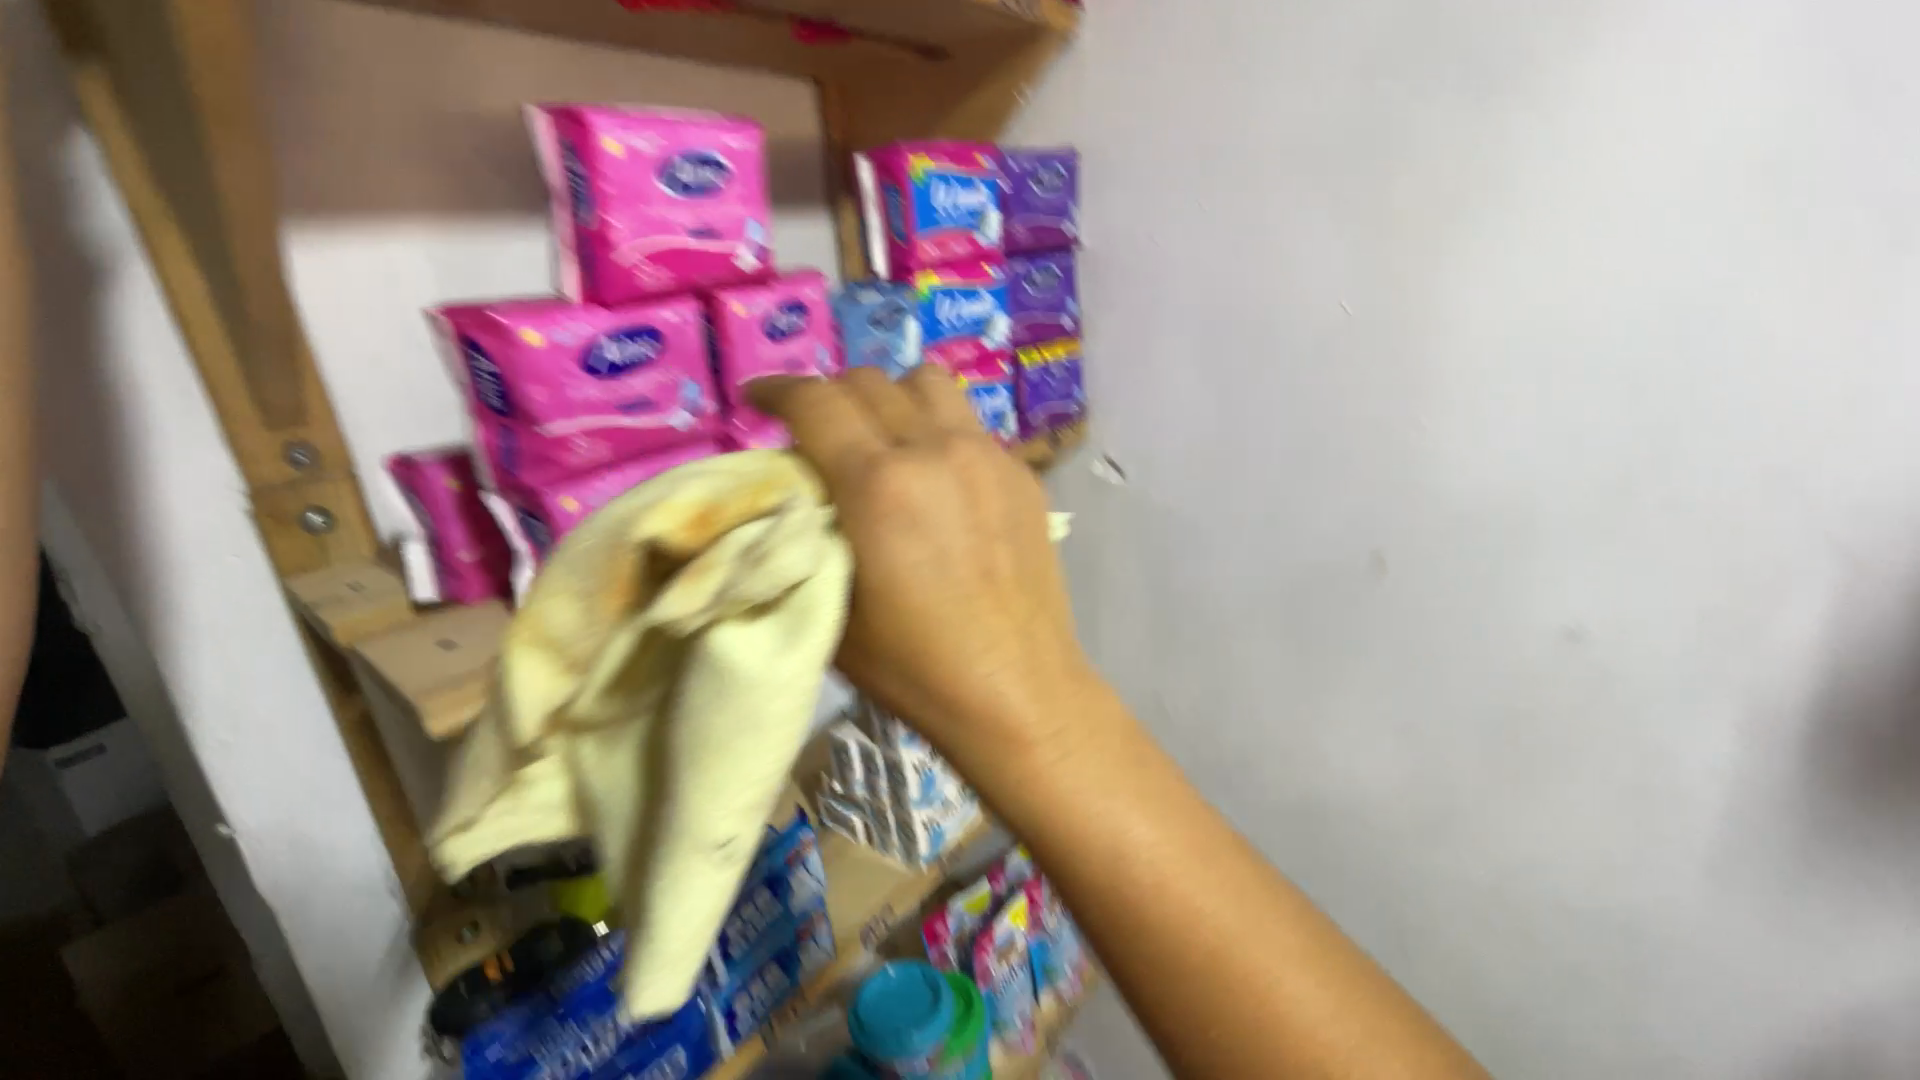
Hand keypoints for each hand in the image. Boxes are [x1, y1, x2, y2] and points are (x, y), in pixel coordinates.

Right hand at [748, 368, 1095, 775]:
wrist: (1017, 690)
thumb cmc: (914, 668)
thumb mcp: (832, 608)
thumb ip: (805, 536)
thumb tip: (792, 494)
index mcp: (879, 484)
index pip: (815, 401)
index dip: (776, 390)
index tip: (757, 400)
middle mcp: (935, 451)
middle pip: (868, 382)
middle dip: (828, 396)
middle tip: (816, 432)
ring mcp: (986, 456)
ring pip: (927, 383)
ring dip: (890, 398)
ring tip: (880, 435)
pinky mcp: (1022, 473)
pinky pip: (967, 422)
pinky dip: (937, 429)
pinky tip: (935, 475)